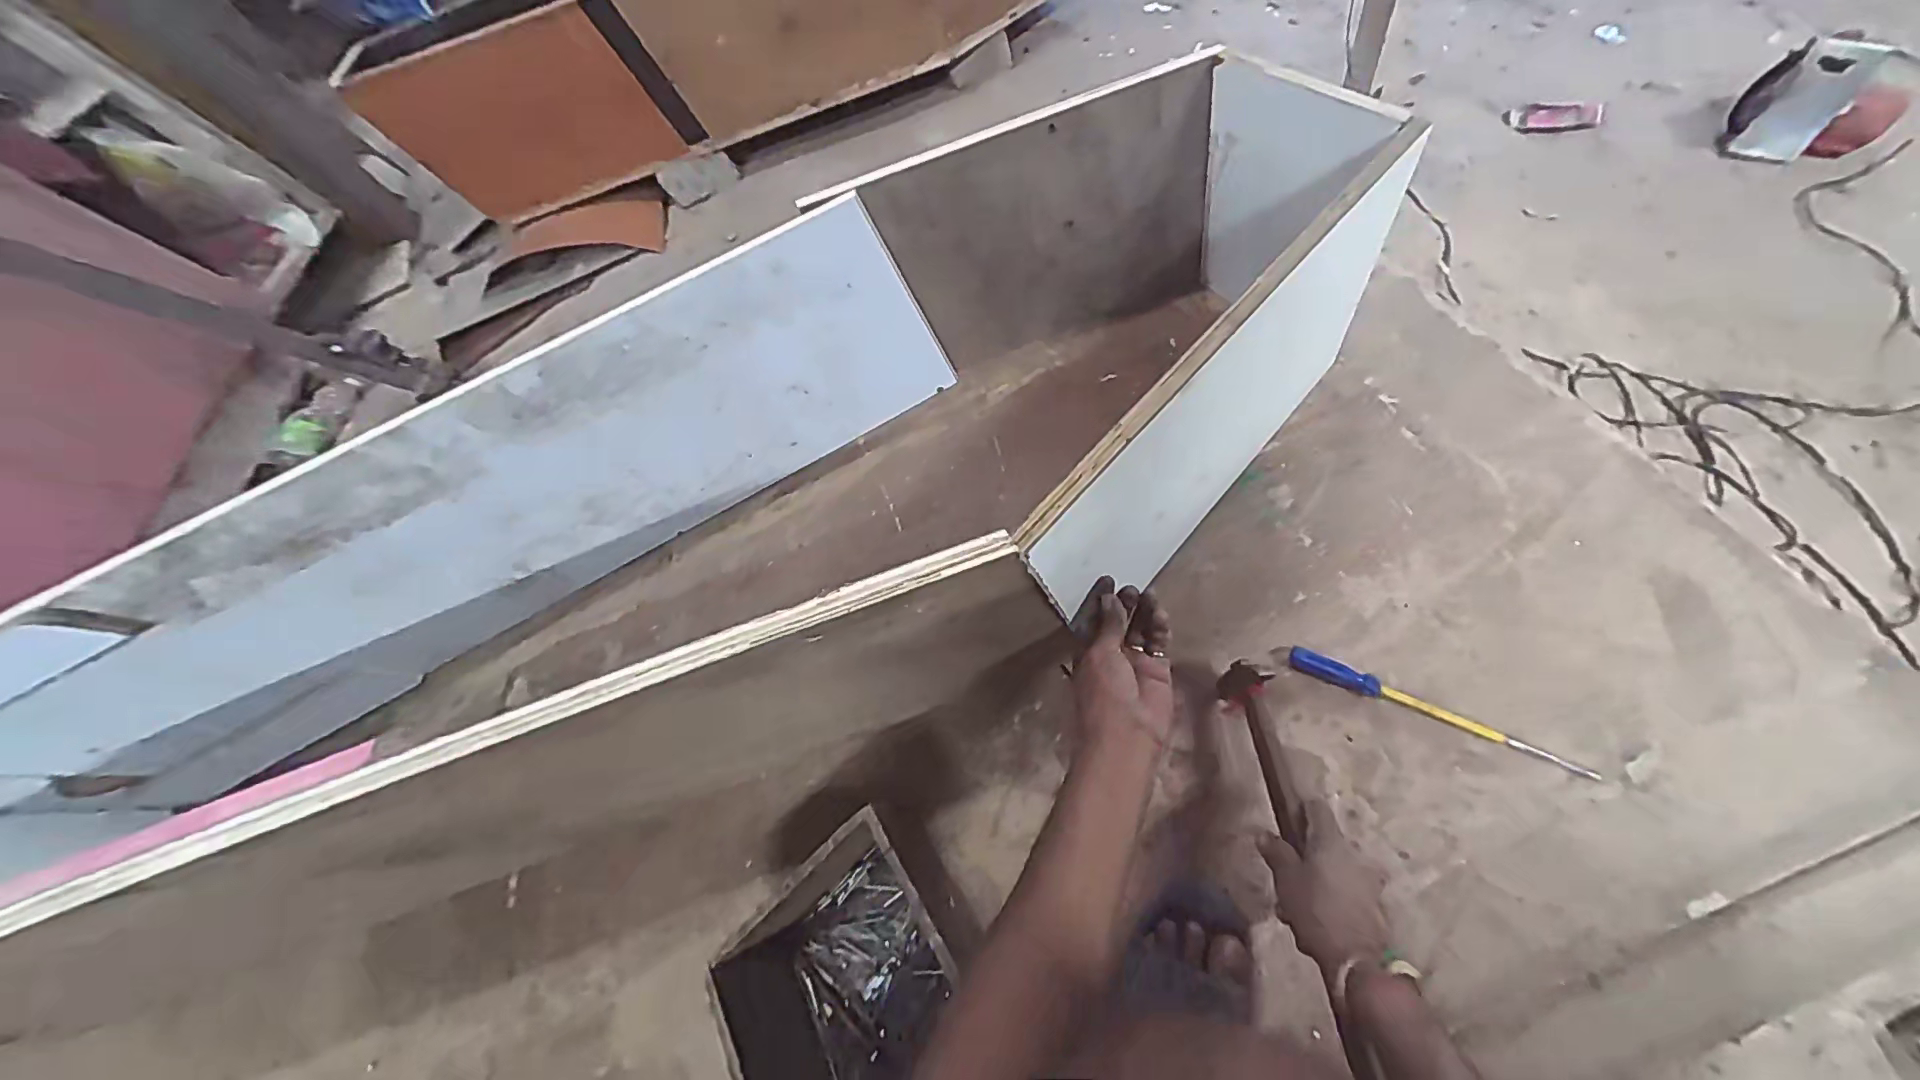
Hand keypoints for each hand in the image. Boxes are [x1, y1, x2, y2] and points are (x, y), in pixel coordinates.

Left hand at [1068, 576, 1173, 746]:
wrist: (1128, 737)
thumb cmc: (1103, 695)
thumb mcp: (1100, 655)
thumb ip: (1108, 626)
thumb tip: (1109, 600)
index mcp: (1087, 652)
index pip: (1094, 620)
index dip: (1100, 601)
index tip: (1108, 580)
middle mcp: (1110, 656)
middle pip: (1119, 623)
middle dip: (1124, 604)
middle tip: (1132, 587)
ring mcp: (1134, 663)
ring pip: (1140, 630)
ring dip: (1143, 612)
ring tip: (1148, 593)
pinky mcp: (1157, 671)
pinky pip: (1159, 643)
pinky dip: (1160, 628)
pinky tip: (1160, 613)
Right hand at [1258, 799, 1391, 972]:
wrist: (1358, 961)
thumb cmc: (1316, 909)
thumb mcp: (1286, 878)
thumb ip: (1276, 852)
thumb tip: (1264, 833)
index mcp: (1332, 841)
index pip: (1317, 808)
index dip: (1301, 809)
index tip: (1287, 817)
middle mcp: (1355, 855)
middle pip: (1325, 844)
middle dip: (1305, 856)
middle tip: (1285, 873)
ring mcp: (1369, 882)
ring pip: (1334, 872)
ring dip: (1316, 883)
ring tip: (1293, 907)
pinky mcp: (1374, 907)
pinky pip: (1345, 894)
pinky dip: (1329, 901)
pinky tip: (1311, 922)